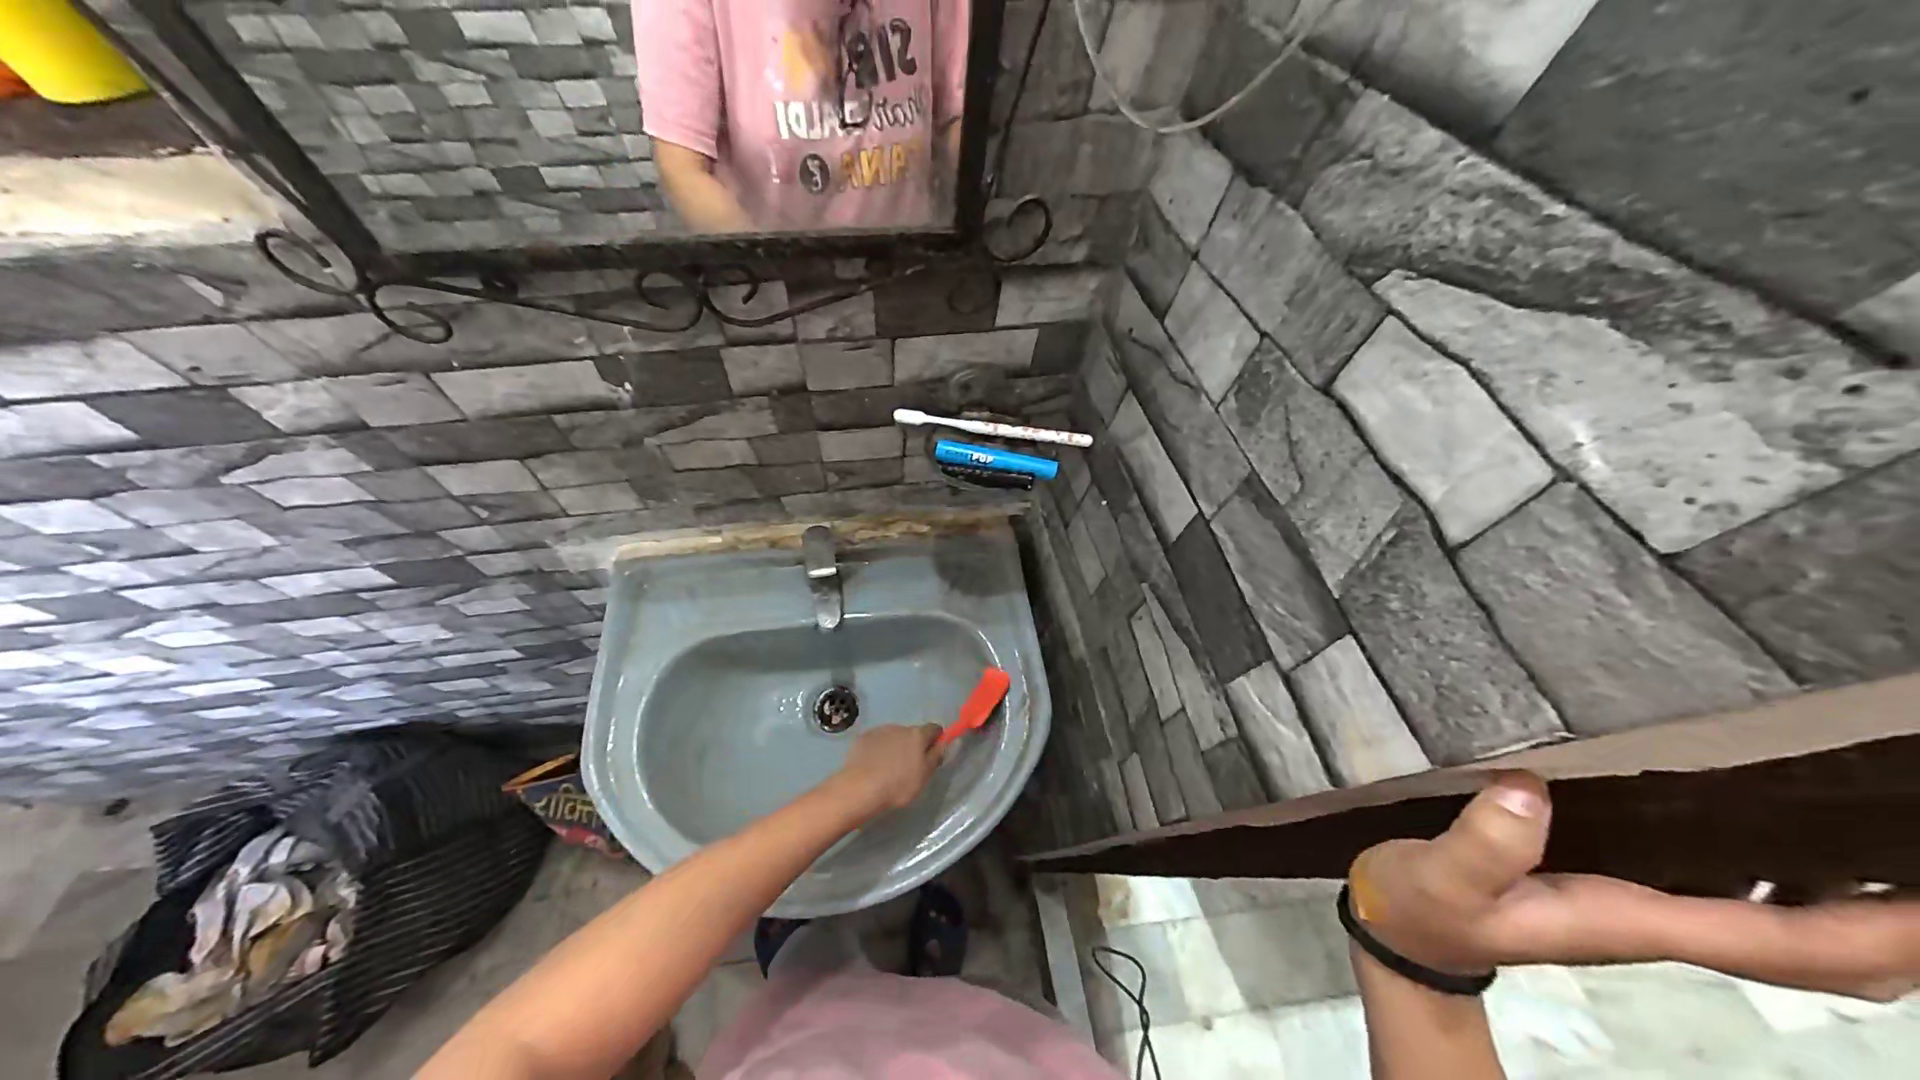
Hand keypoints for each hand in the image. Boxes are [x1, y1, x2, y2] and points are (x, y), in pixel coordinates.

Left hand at [828, 724, 944, 817]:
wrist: (860, 788)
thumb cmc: (898, 784)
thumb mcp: (925, 775)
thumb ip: (935, 756)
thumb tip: (941, 743)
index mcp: (917, 735)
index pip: (934, 728)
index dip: (936, 739)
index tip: (933, 753)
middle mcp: (899, 727)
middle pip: (912, 733)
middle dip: (913, 745)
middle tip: (908, 766)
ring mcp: (879, 731)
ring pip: (893, 736)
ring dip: (895, 747)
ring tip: (888, 768)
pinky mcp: (863, 738)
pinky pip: (877, 741)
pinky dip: (878, 749)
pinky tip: (873, 765)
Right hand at [1349, 771, 1919, 999]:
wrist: (1404, 937)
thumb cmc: (1420, 907)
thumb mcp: (1438, 876)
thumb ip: (1482, 844)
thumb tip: (1529, 788)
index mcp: (1630, 922)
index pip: (1790, 942)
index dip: (1885, 928)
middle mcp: (1658, 927)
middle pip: (1822, 957)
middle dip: (1900, 928)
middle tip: (1909, 851)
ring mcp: (1640, 917)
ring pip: (1789, 935)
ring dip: (1856, 909)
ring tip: (1870, 842)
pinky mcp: (1615, 899)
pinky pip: (1737, 908)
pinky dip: (1787, 888)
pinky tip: (1763, 839)